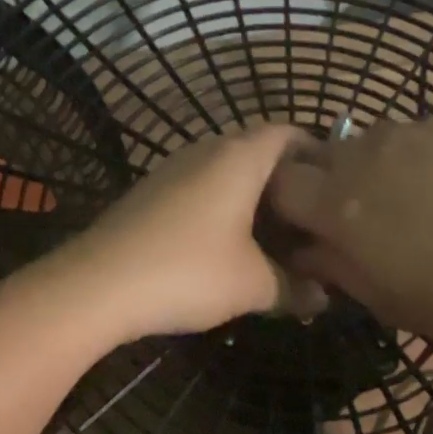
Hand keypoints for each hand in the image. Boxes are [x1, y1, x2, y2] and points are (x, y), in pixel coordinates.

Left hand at [62, 126, 328, 338]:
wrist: (96, 286)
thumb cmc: (189, 272)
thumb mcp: (253, 286)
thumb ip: (294, 288)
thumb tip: (323, 299)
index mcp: (239, 158)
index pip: (290, 134)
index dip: (317, 155)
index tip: (335, 189)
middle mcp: (204, 151)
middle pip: (256, 154)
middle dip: (285, 186)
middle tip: (310, 224)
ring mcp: (170, 172)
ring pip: (223, 176)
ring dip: (250, 203)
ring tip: (274, 241)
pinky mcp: (146, 198)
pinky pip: (197, 195)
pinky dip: (219, 214)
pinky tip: (226, 251)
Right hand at [269, 119, 432, 358]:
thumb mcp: (387, 302)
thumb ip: (335, 270)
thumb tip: (307, 252)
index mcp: (339, 202)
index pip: (279, 185)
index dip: (281, 207)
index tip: (299, 234)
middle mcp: (371, 152)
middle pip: (322, 156)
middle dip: (323, 186)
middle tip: (352, 226)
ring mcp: (424, 130)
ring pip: (374, 143)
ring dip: (372, 172)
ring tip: (410, 210)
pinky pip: (424, 138)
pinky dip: (421, 162)